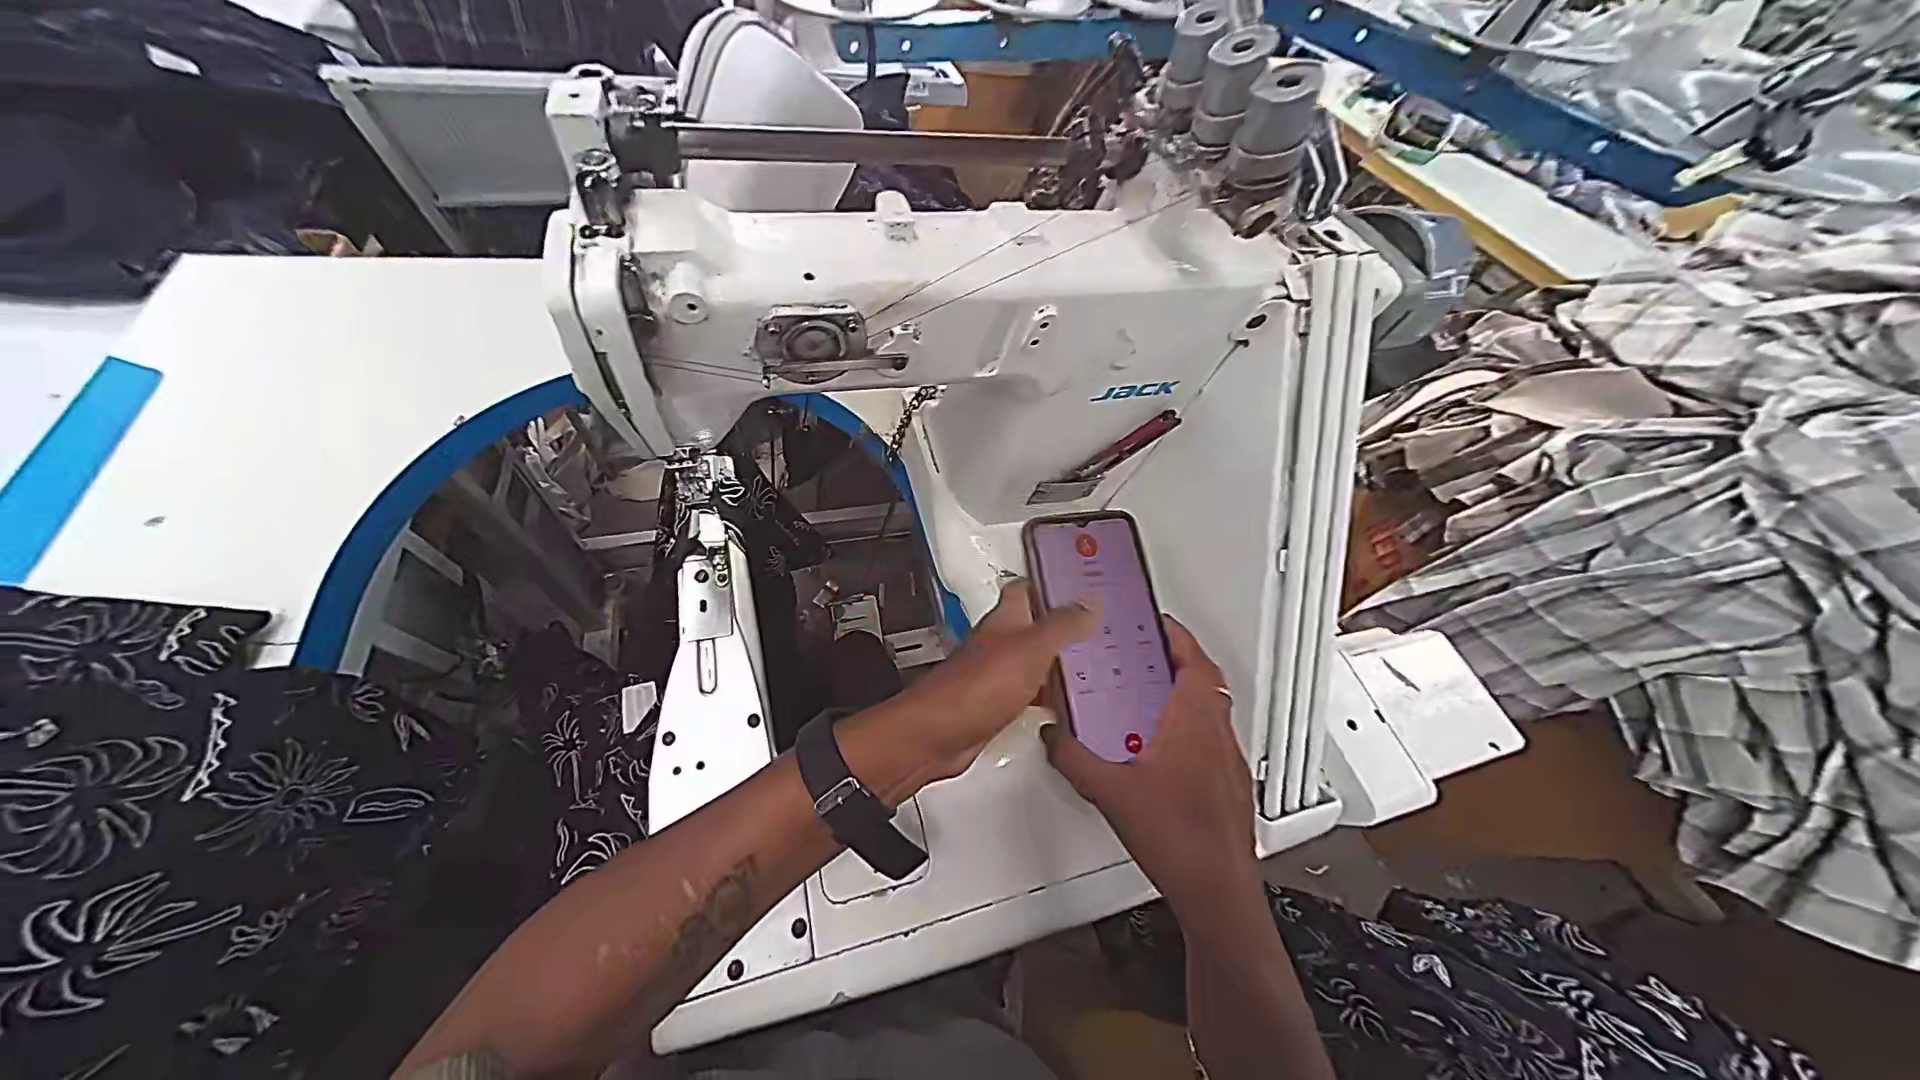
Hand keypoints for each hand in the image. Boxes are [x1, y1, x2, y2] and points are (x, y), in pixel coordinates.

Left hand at [845, 580, 1095, 798]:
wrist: (940, 733)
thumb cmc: (975, 686)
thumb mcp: (1032, 648)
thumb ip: (1062, 625)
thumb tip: (1090, 602)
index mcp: (1005, 619)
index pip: (1026, 588)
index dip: (1049, 581)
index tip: (1076, 579)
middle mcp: (999, 642)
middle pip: (1033, 624)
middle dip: (1061, 623)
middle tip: (1093, 623)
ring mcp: (996, 673)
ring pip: (1033, 658)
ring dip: (1057, 659)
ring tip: (1091, 659)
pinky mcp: (996, 703)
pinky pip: (1030, 691)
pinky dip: (1048, 693)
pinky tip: (1064, 701)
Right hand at [1042, 618, 1259, 910]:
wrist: (1217, 889)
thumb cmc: (1180, 841)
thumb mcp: (1109, 791)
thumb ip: (1073, 757)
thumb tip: (1054, 737)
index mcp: (1192, 723)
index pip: (1194, 660)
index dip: (1178, 636)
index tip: (1161, 623)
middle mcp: (1217, 734)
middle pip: (1206, 679)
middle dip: (1180, 660)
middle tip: (1154, 654)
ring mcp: (1228, 759)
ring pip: (1212, 708)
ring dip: (1188, 692)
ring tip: (1154, 695)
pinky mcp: (1230, 783)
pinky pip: (1214, 737)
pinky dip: (1192, 725)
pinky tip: (1165, 748)